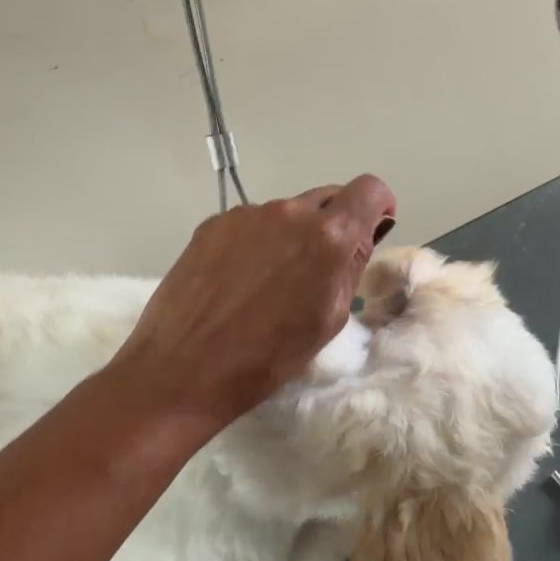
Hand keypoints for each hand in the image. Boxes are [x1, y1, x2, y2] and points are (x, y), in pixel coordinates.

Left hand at [109, 176, 396, 425]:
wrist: (181, 372)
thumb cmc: (269, 355)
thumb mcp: (331, 316)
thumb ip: (353, 264)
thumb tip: (365, 231)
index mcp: (329, 236)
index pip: (370, 188)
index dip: (379, 205)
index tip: (373, 229)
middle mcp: (290, 212)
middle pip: (329, 198)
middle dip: (336, 223)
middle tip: (320, 267)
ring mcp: (247, 215)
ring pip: (289, 213)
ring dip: (294, 234)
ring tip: (272, 281)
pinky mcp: (212, 225)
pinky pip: (253, 223)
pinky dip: (260, 241)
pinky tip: (241, 280)